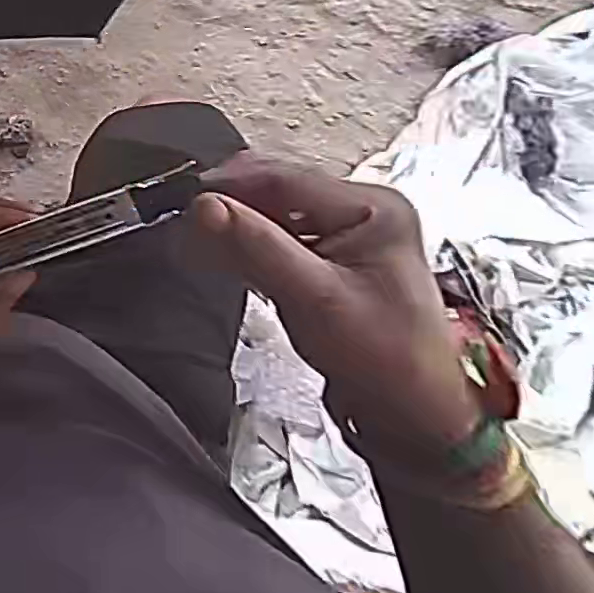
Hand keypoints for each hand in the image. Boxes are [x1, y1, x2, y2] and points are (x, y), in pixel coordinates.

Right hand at [189, 160, 480, 457]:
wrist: (409, 413)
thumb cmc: (382, 358)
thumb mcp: (314, 297)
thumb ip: (255, 246)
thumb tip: (203, 205)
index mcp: (371, 207)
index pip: (280, 179)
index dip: (226, 187)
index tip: (184, 206)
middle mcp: (358, 208)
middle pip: (270, 189)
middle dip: (227, 206)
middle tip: (188, 229)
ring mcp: (341, 229)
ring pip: (264, 209)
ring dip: (230, 225)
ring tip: (201, 246)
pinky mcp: (322, 251)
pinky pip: (267, 231)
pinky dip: (240, 242)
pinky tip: (223, 257)